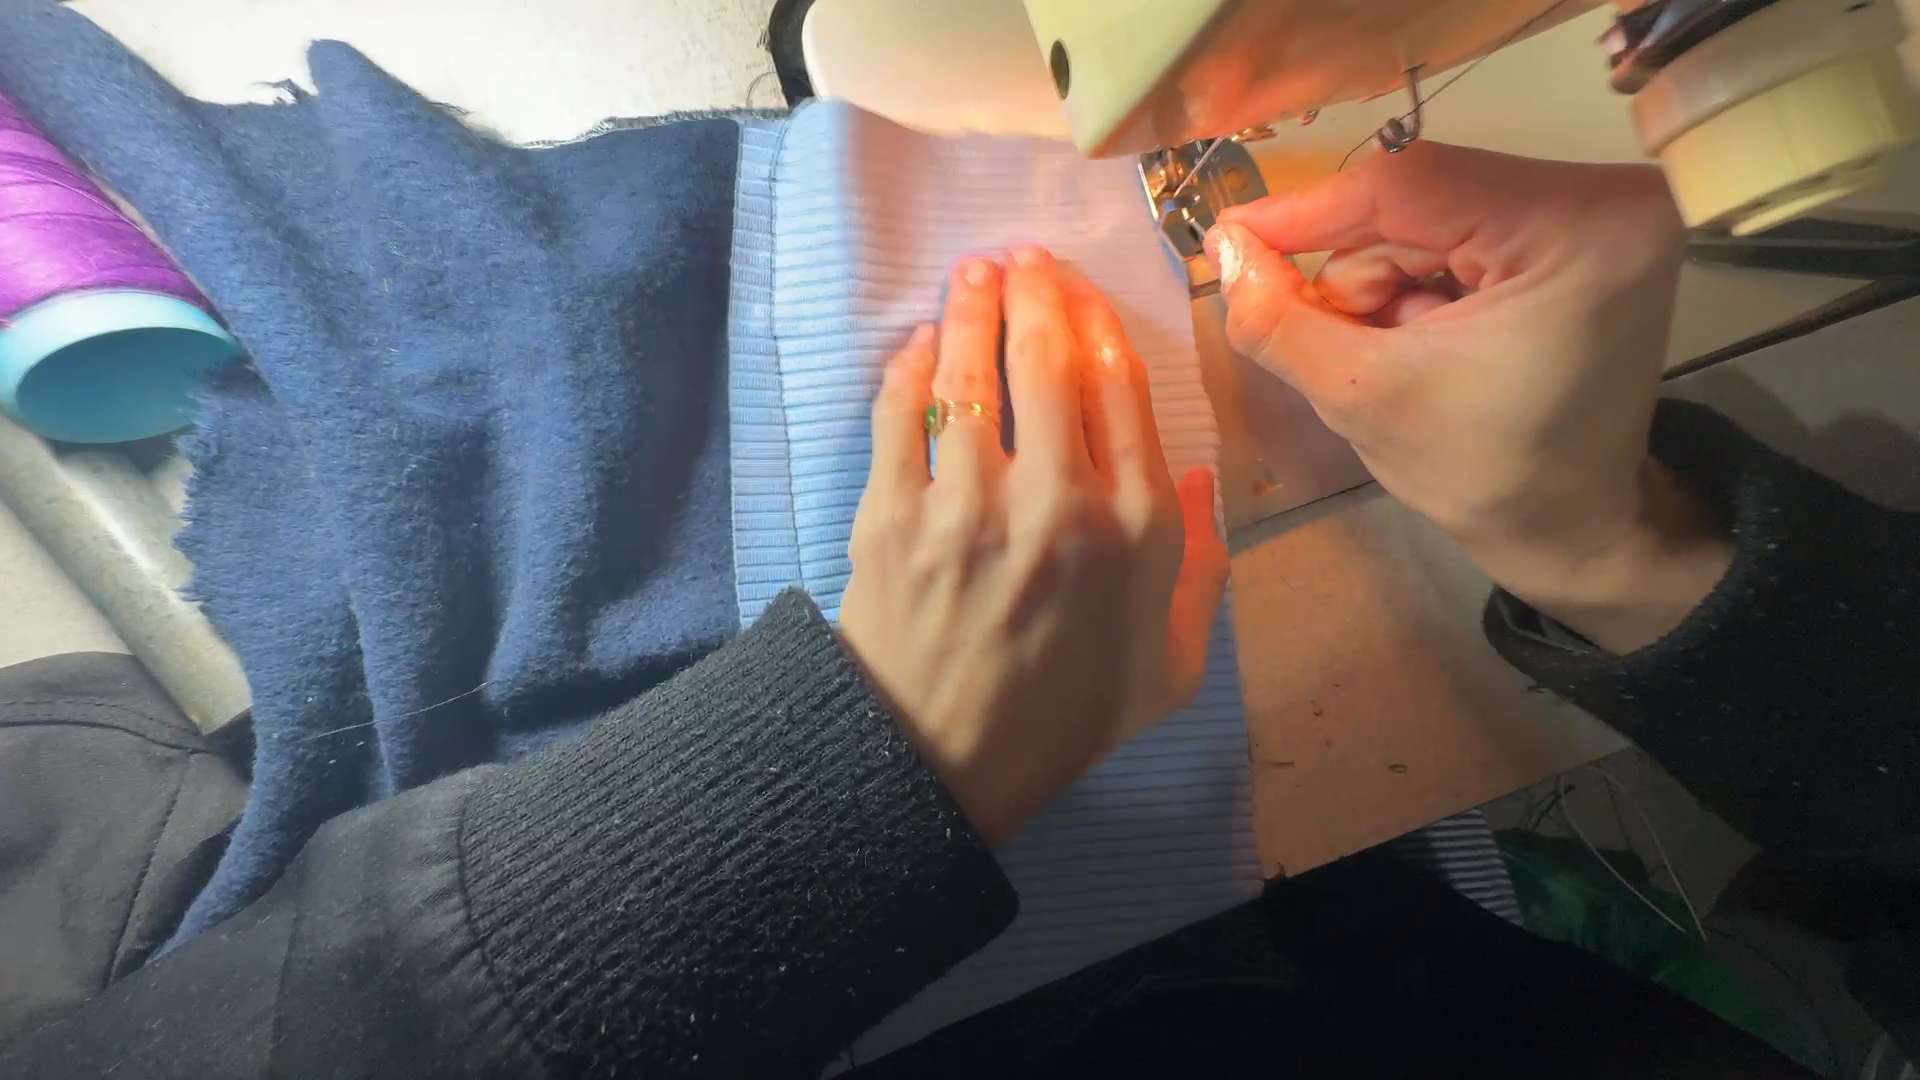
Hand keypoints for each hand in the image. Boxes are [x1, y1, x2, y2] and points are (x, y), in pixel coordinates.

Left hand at [839, 246, 1229, 844]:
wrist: (944, 762)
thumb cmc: (1064, 716)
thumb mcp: (1172, 665)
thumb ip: (1202, 567)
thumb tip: (1196, 476)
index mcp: (1133, 529)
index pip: (1120, 387)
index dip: (1099, 321)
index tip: (1082, 293)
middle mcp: (1056, 501)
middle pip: (1047, 358)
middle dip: (1037, 290)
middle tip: (1024, 259)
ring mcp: (966, 505)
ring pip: (971, 371)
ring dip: (972, 307)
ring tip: (974, 273)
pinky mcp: (892, 516)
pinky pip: (900, 414)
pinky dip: (910, 365)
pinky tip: (920, 342)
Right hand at [1206, 142, 1730, 651]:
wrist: (1558, 520)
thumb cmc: (1471, 470)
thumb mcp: (1356, 397)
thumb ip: (1278, 323)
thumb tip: (1224, 252)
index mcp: (1573, 228)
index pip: (1408, 184)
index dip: (1303, 212)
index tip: (1227, 236)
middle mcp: (1598, 198)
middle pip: (1413, 204)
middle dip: (1350, 277)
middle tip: (1325, 344)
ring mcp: (1589, 214)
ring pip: (1418, 223)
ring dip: (1373, 290)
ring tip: (1384, 359)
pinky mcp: (1568, 238)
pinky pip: (1445, 239)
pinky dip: (1401, 290)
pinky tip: (1410, 343)